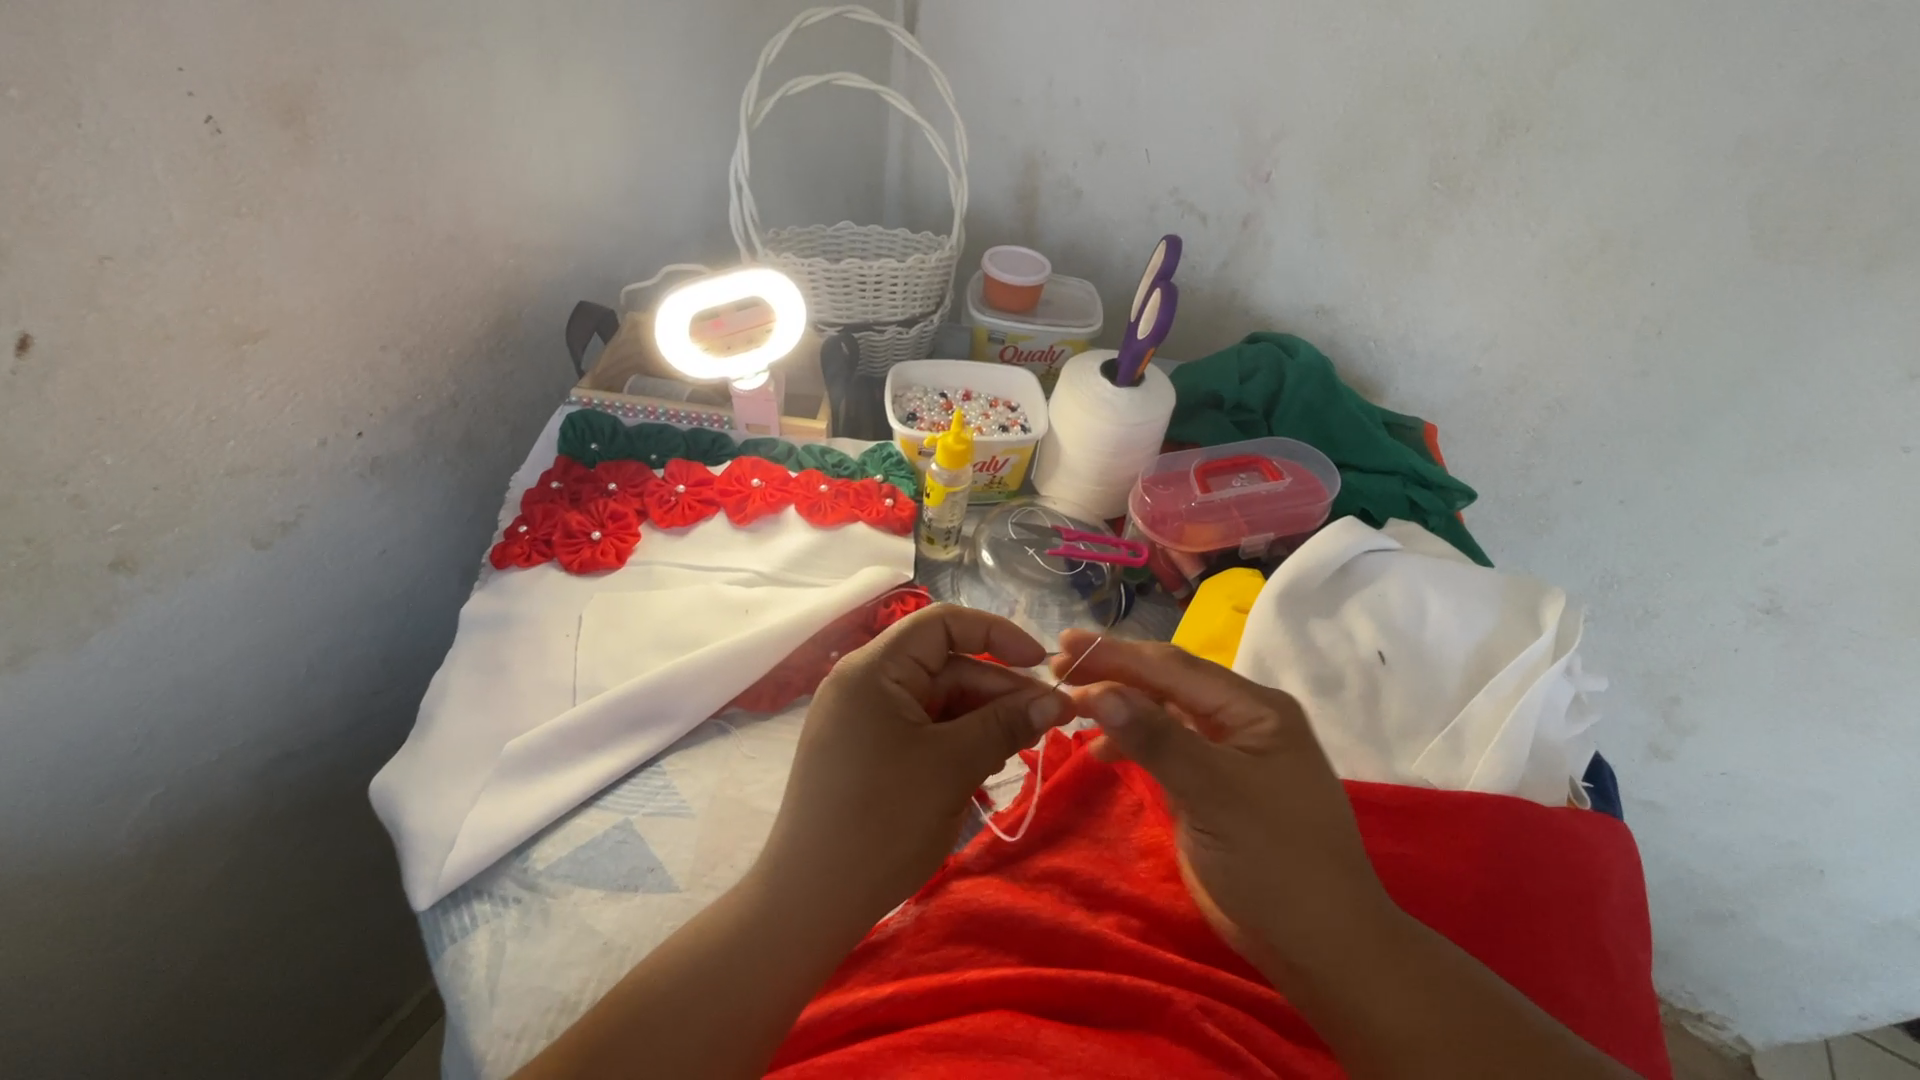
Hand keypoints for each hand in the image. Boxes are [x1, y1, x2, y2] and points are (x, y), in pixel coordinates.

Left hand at [754, 604, 1074, 922]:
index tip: (1041, 662)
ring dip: (981, 718)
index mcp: (874, 670)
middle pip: (944, 666)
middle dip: (997, 690)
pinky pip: (921, 729)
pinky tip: (985, 765)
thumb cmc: (882, 821)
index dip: (996, 634)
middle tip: (1050, 721)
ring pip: (937, 701)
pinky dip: (956, 741)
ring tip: (1020, 747)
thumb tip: (1057, 700)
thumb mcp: (953, 766)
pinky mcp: (866, 751)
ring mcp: (862, 719)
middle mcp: (864, 683)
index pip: (942, 624)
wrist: (811, 899)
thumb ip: (1005, 724)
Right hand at [1051, 629, 1391, 970]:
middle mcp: (1243, 720)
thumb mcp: (1213, 793)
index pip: (1174, 668)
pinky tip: (1101, 751)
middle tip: (1057, 669)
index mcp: (1255, 708)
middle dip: (1114, 675)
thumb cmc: (1273, 860)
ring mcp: (1228, 753)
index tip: (1063, 646)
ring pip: (1163, 714)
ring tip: (1070, 709)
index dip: (1117, 655)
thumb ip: (1155, 739)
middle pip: (1167, 684)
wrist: (1318, 944)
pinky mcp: (1212, 786)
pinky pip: (1165, 747)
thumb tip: (1098, 691)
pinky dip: (1132, 743)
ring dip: (1120, 708)